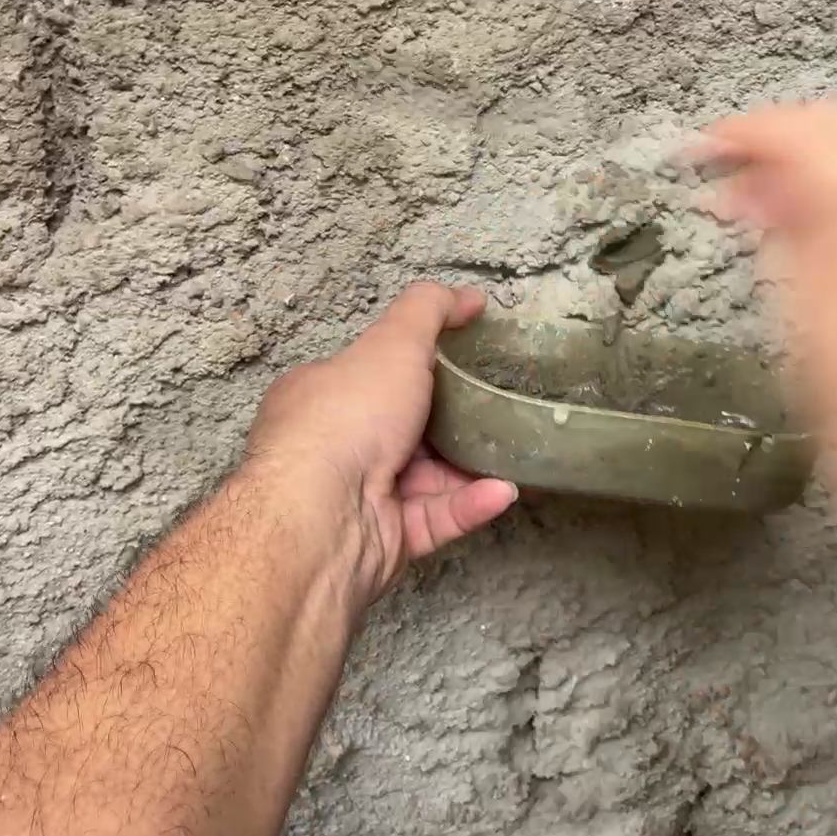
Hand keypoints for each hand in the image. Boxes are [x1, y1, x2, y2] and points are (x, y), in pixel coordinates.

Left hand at [243, 283, 517, 606]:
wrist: (325, 517)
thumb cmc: (350, 419)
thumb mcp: (393, 343)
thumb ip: (430, 310)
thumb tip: (471, 296)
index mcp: (322, 400)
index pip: (372, 378)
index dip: (417, 367)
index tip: (466, 364)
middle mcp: (334, 449)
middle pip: (409, 430)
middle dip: (457, 423)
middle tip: (501, 411)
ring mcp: (360, 498)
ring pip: (431, 477)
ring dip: (474, 467)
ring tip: (515, 454)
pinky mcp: (386, 539)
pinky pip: (439, 516)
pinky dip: (472, 503)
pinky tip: (502, 490)